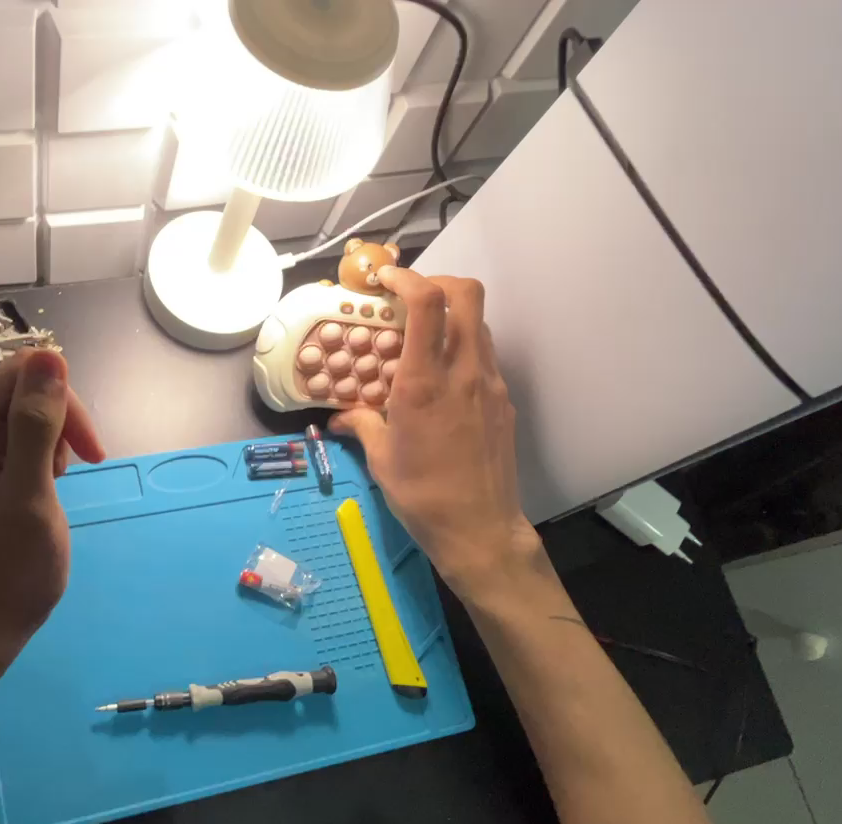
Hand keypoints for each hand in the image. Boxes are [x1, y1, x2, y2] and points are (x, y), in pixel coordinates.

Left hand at [0, 348, 105, 649]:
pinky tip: (44, 484)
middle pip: (22, 388)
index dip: (62, 402)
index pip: (20, 373)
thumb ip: (36, 424)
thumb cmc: (15, 565)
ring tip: (51, 486)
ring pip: (26, 410)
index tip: (87, 450)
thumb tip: (51, 355)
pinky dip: (42, 454)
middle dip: (58, 425)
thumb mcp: (31, 494)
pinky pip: (19, 433)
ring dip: (53, 442)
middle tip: (71, 472)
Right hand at [328, 265, 542, 599]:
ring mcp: (489, 384)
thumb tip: (338, 416)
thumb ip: (360, 424)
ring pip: (479, 323)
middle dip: (438, 282)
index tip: (385, 278)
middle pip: (468, 294)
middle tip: (409, 299)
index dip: (407, 278)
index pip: (429, 304)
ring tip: (421, 339)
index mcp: (425, 384)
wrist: (480, 528)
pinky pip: (484, 356)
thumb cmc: (422, 496)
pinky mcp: (503, 401)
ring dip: (451, 316)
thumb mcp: (380, 459)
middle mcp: (463, 373)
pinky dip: (462, 348)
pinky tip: (442, 378)